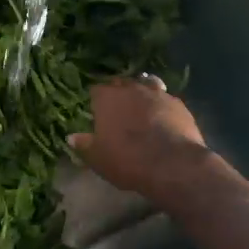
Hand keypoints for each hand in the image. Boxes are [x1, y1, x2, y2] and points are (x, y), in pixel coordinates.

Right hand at [68, 75, 213, 200]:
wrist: (173, 165)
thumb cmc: (128, 160)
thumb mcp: (98, 158)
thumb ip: (83, 145)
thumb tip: (71, 137)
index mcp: (107, 98)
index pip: (95, 90)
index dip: (95, 100)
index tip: (96, 111)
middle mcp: (130, 88)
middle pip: (120, 83)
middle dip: (118, 93)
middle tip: (118, 109)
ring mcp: (156, 93)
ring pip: (145, 85)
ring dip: (141, 94)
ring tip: (141, 106)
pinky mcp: (178, 104)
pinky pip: (165, 98)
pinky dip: (161, 105)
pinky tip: (163, 116)